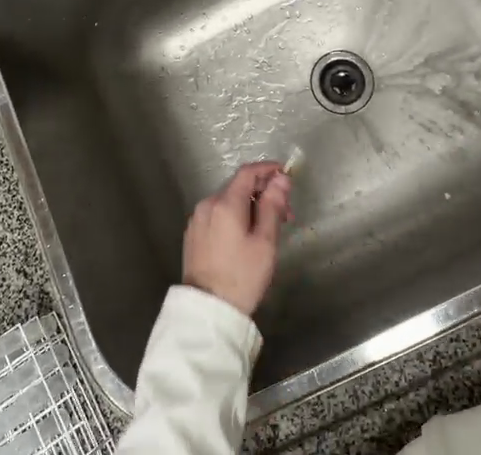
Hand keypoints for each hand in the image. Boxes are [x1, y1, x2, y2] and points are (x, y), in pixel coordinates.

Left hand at [183, 163, 292, 315]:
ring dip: (250, 207)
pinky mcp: (193, 235)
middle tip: (287, 214)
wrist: (208, 310)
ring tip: (270, 229)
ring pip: (228, 202)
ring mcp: (197, 220)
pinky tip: (248, 236)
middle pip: (238, 187)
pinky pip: (218, 215)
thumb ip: (272, 206)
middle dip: (263, 193)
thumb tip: (280, 179)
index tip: (285, 175)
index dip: (267, 170)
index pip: (247, 172)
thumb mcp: (264, 242)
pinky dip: (235, 217)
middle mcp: (207, 205)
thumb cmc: (242, 276)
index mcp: (224, 203)